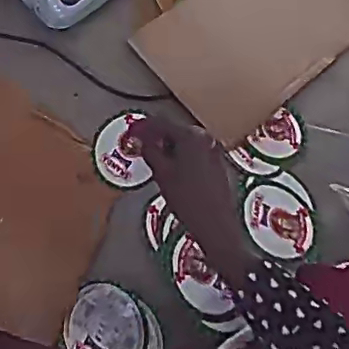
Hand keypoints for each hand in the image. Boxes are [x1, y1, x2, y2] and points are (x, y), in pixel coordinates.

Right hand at [129, 115, 256, 281]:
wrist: (216, 225)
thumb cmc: (188, 200)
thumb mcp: (162, 173)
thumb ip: (149, 151)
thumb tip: (141, 139)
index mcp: (190, 136)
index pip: (161, 123)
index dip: (143, 127)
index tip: (132, 133)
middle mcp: (204, 138)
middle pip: (174, 130)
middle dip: (156, 137)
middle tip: (141, 147)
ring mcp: (213, 150)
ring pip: (184, 142)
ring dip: (168, 148)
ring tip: (154, 160)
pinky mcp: (217, 163)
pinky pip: (194, 152)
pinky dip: (181, 156)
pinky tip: (173, 170)